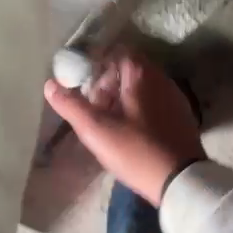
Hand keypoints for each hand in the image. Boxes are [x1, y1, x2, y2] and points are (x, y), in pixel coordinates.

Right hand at [44, 47, 204, 205]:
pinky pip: (156, 102)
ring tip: (112, 124)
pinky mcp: (183, 115)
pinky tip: (134, 134)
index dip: (98, 68)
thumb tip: (50, 85)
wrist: (180, 180)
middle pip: (129, 70)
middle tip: (97, 110)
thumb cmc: (136, 150)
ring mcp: (175, 96)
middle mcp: (161, 78)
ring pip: (143, 87)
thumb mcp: (96, 130)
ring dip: (124, 99)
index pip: (116, 52)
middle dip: (109, 86)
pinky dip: (141, 110)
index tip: (87, 91)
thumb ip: (71, 105)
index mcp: (141, 74)